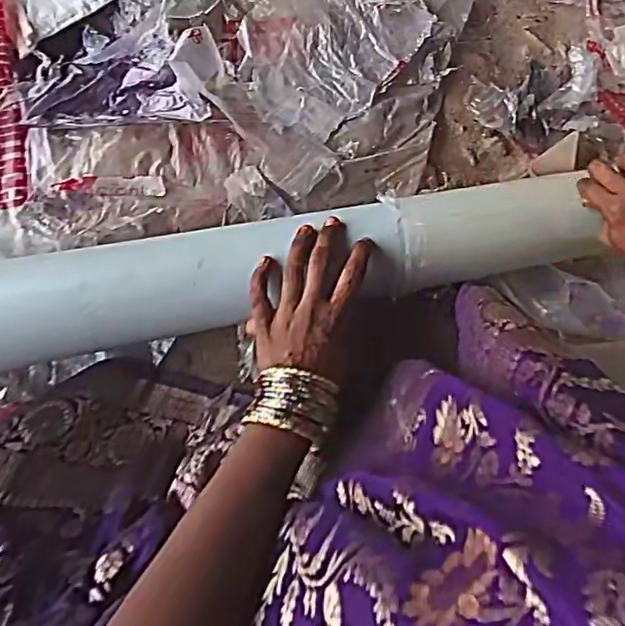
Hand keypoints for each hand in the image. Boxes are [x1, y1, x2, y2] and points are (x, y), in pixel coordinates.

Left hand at [247, 219, 373, 384]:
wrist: (293, 401)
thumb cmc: (325, 380)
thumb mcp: (346, 349)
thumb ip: (343, 323)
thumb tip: (343, 309)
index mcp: (336, 315)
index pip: (352, 275)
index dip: (360, 255)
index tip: (364, 242)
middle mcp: (312, 307)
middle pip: (322, 264)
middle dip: (328, 240)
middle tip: (332, 224)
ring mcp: (286, 313)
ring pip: (293, 271)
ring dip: (300, 247)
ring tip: (305, 230)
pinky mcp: (265, 323)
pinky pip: (260, 294)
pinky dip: (261, 276)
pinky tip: (265, 260)